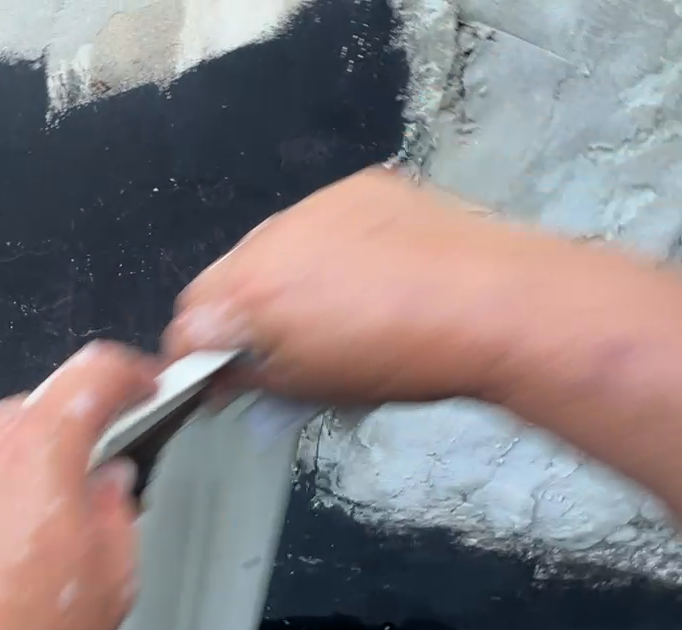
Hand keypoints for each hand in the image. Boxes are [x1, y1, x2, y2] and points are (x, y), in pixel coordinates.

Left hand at [0, 342, 157, 629]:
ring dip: (19, 472)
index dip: (130, 376)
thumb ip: (118, 511)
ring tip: (22, 546)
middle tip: (81, 501)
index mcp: (36, 447)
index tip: (141, 389)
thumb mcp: (109, 584)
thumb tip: (108, 482)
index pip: (94, 373)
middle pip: (40, 410)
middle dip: (69, 444)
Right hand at [162, 166, 625, 403]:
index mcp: (248, 298)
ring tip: (312, 310)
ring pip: (257, 249)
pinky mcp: (356, 189)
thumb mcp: (305, 388)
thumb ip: (245, 377)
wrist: (497, 306)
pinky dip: (311, 251)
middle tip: (258, 347)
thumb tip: (221, 378)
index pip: (185, 327)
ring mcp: (312, 209)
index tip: (208, 377)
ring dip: (265, 281)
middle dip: (225, 318)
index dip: (190, 359)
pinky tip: (350, 276)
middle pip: (213, 283)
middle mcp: (267, 243)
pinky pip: (308, 223)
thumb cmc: (401, 358)